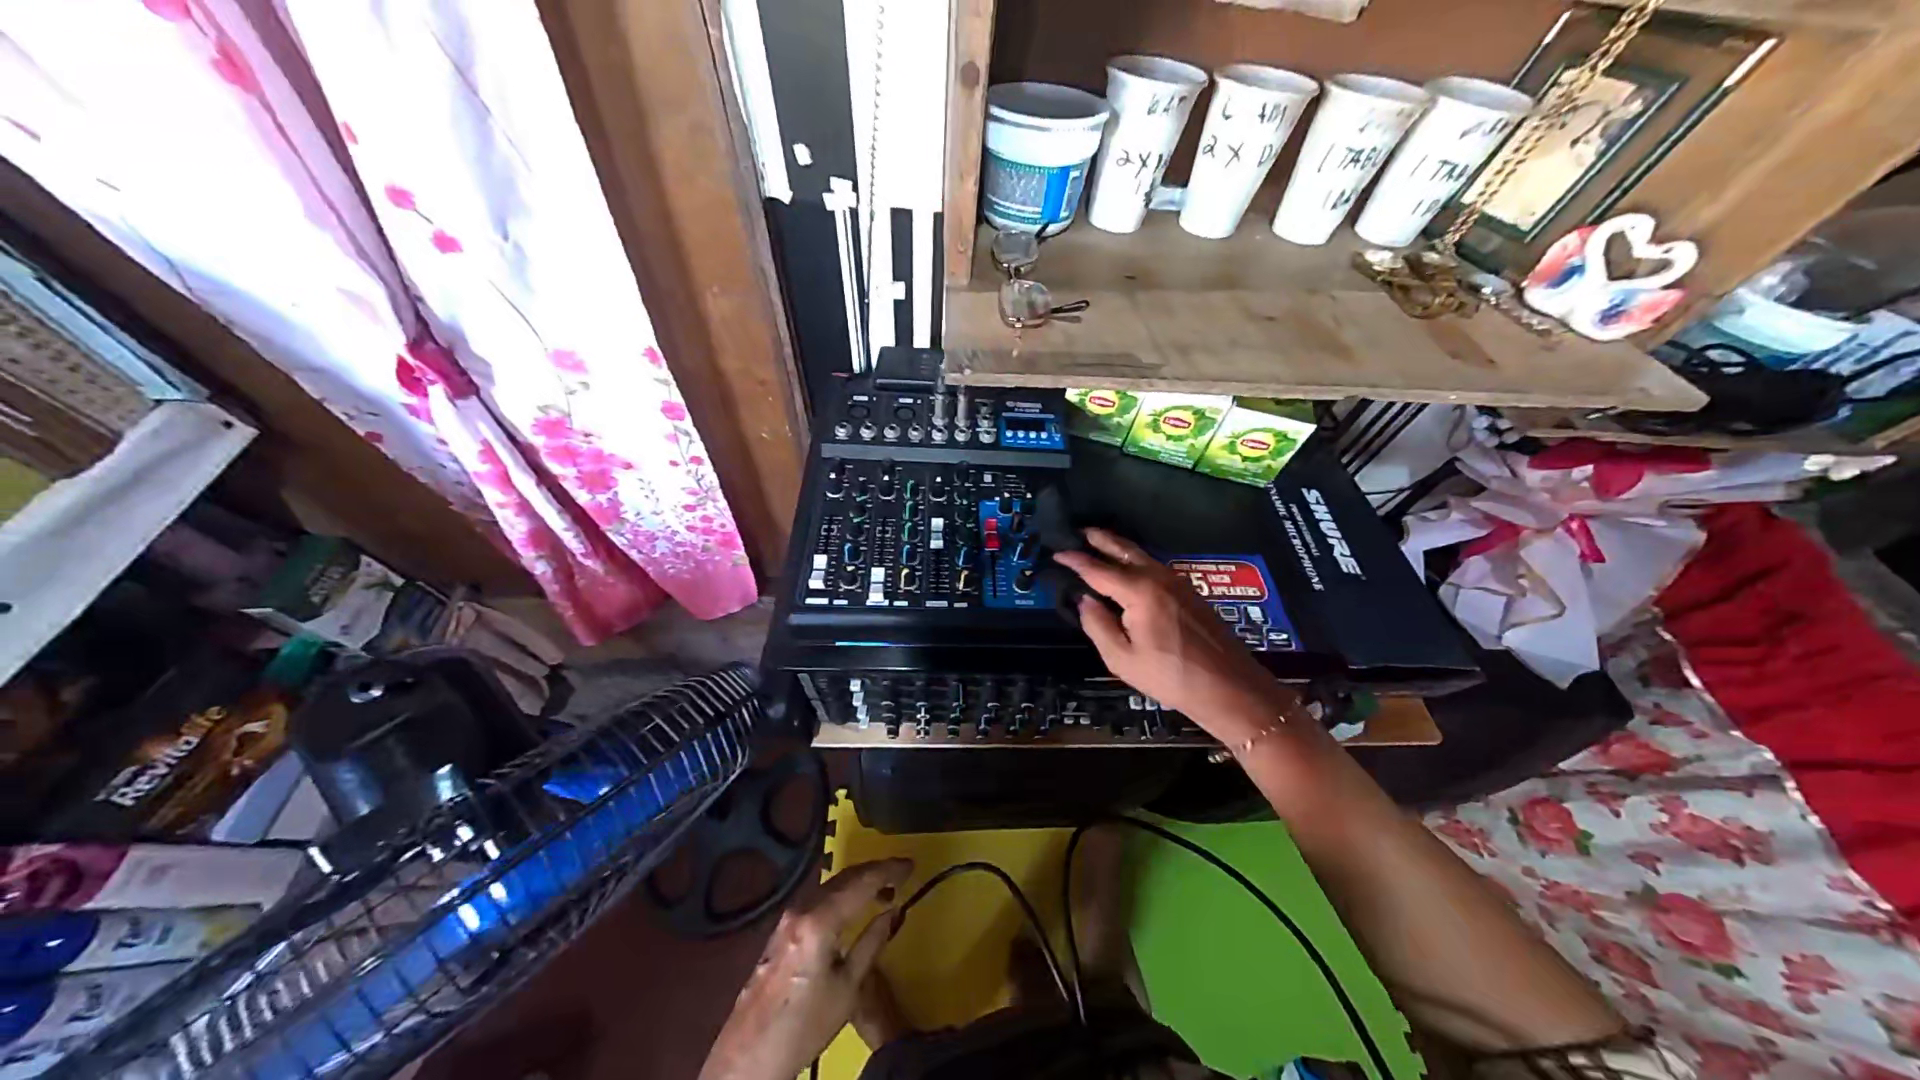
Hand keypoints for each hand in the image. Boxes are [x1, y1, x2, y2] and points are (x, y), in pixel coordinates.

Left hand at [699, 859, 913, 1079]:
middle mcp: (800, 910)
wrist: (749, 1057)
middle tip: (901, 873)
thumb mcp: (848, 989)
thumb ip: (871, 943)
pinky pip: (818, 900)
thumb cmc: (805, 1027)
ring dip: (857, 882)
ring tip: (884, 888)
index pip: (861, 883)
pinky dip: (841, 895)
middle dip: (874, 871)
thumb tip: (890, 911)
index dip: (888, 870)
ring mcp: (786, 918)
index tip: (910, 864)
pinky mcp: (780, 930)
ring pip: (829, 887)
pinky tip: (853, 905)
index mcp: (819, 922)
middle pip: (843, 878)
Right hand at [1053, 529, 1301, 744]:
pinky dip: (1134, 559)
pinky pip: (1153, 566)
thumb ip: (1098, 625)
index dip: (1075, 560)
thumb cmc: (1170, 676)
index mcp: (1138, 592)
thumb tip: (1085, 600)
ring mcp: (1177, 582)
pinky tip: (1127, 568)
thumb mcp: (1122, 659)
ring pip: (1141, 555)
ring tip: (1098, 543)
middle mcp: (1158, 577)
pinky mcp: (1188, 592)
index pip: (1097, 570)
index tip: (1056, 552)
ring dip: (1117, 547)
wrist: (1228, 686)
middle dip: (1100, 538)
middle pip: (1123, 549)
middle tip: (1079, 531)